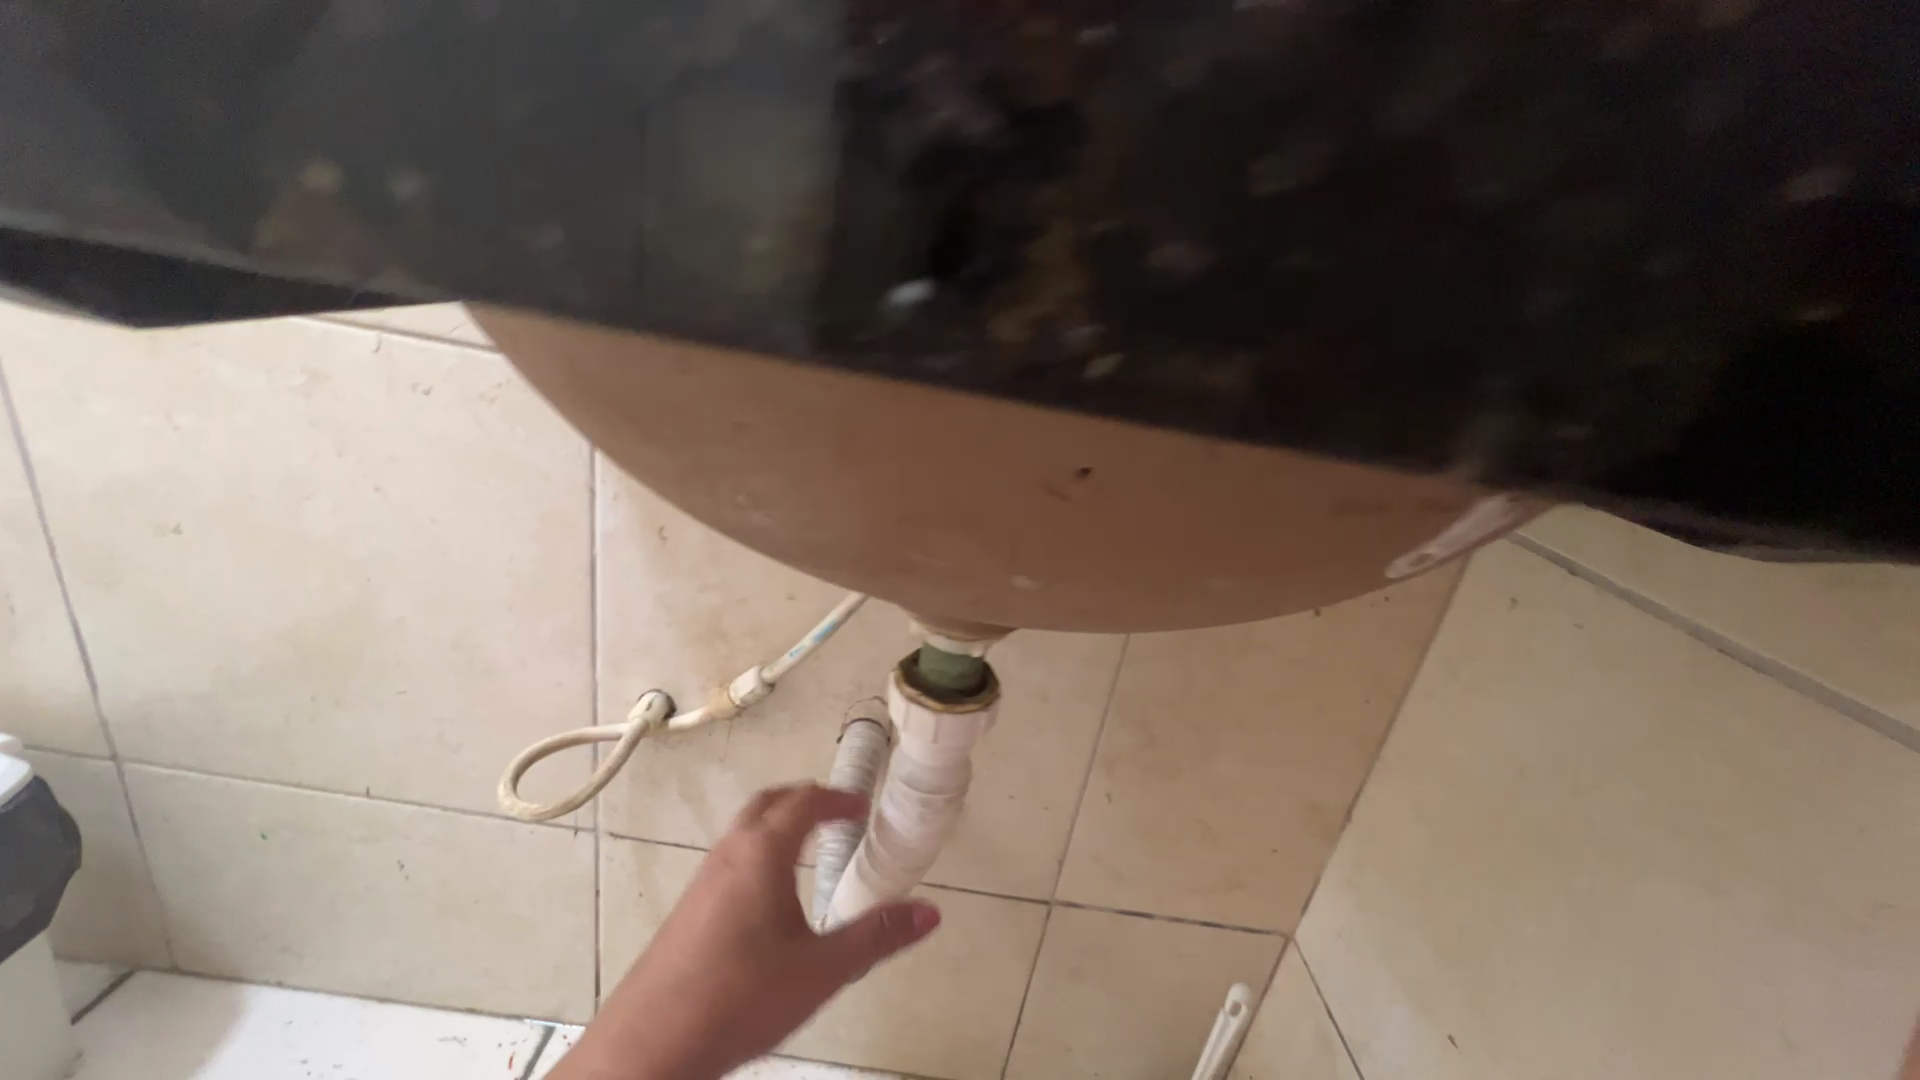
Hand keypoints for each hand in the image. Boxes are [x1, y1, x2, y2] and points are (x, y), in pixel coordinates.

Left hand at [553, 784, 941, 1079]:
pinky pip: (730, 859)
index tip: (862, 809)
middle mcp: (729, 854)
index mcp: (763, 853)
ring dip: (778, 826)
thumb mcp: (820, 971)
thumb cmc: (739, 998)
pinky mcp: (687, 910)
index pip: (804, 802)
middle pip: (768, 803)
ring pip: (744, 830)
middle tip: (838, 817)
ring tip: (810, 855)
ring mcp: (702, 880)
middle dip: (805, 801)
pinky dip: (759, 853)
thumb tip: (930, 911)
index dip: (837, 799)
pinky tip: (770, 903)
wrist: (647, 1047)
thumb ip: (875, 936)